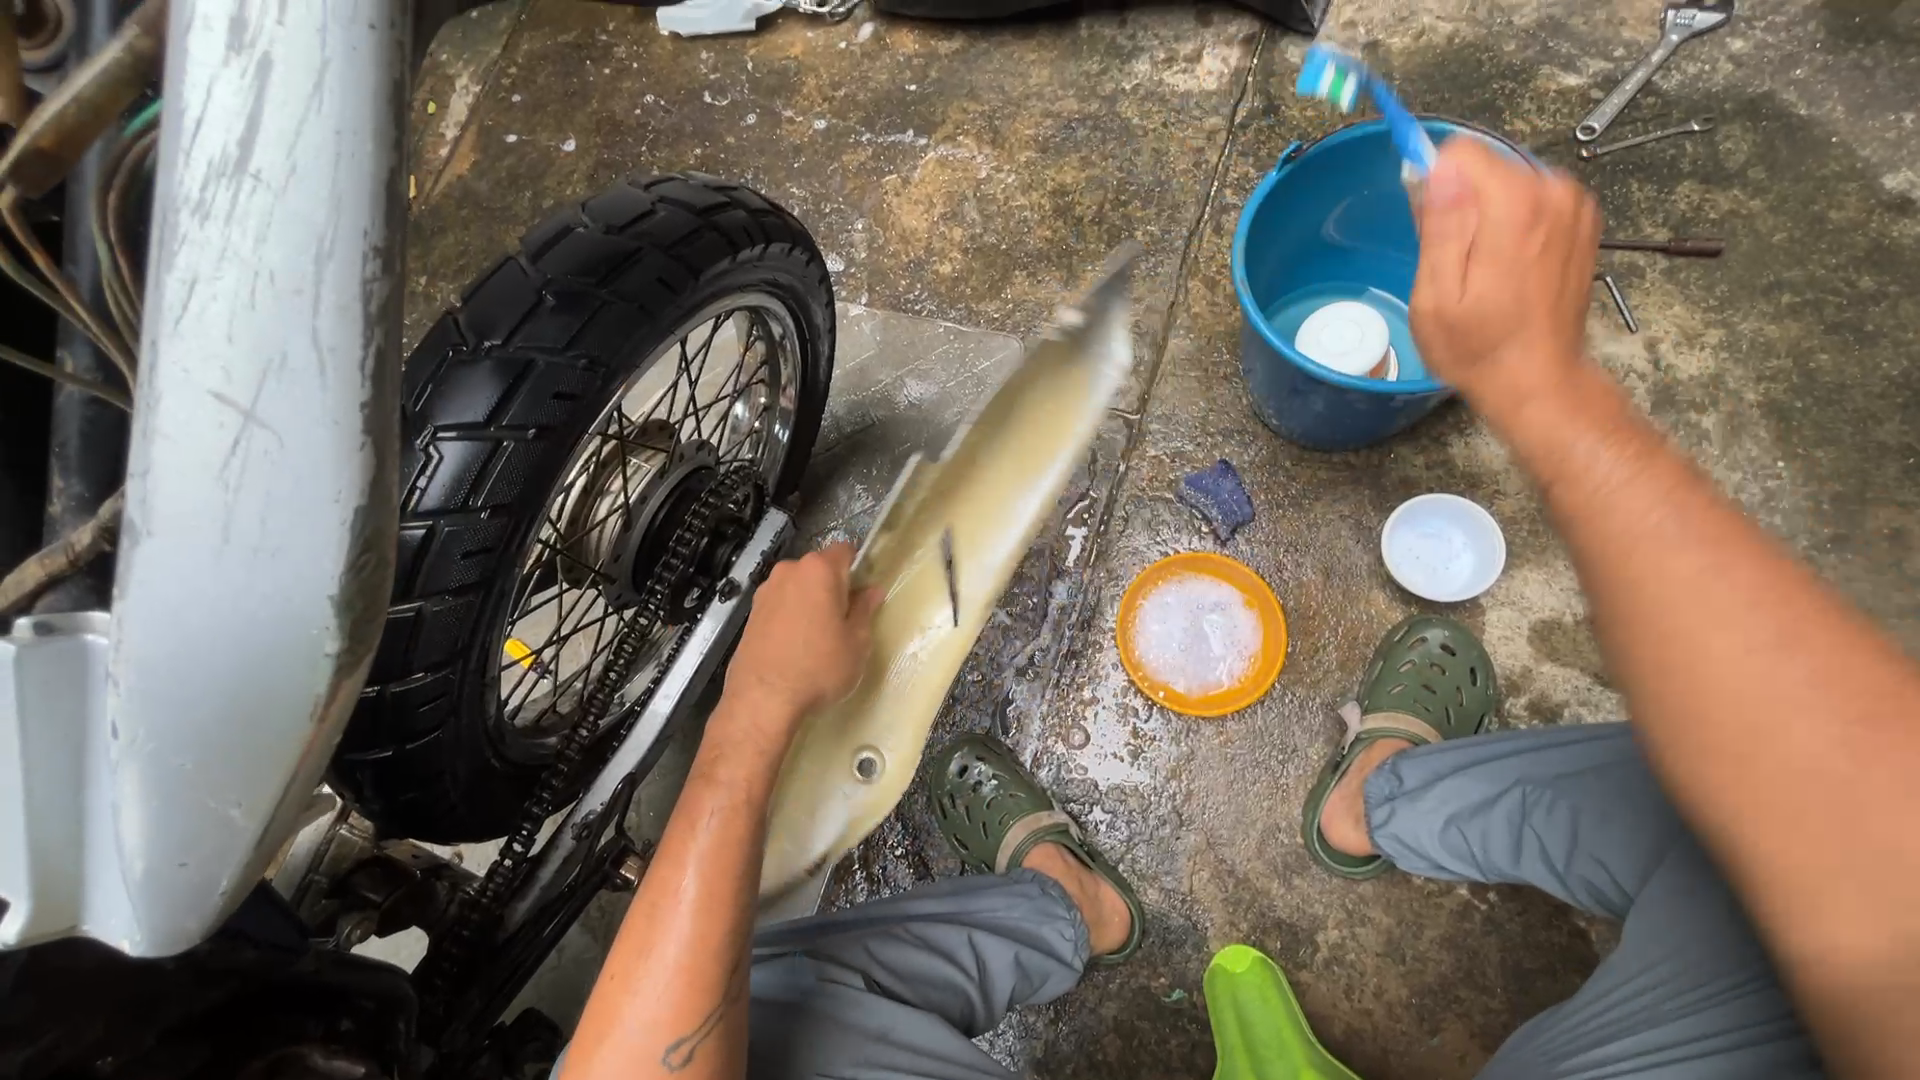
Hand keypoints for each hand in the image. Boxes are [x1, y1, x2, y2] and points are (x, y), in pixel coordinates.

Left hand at [722, 543, 880, 721]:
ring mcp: (766, 590)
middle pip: (820, 568)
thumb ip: (866, 610)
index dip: (858, 568)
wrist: (762, 699)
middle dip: (834, 586)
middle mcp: (789, 571)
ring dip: (811, 601)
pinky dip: (792, 615)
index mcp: (819, 570)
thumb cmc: (818, 668)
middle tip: (845, 620)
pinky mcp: (752, 612)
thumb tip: (872, 591)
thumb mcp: (856, 642)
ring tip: (818, 637)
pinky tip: (796, 645)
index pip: (846, 550)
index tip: (863, 594)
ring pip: (799, 586)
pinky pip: (781, 603)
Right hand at [1409, 137, 1602, 411]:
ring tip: (1478, 271)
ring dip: (1484, 217)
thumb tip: (1440, 169)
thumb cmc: (1477, 347)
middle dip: (1460, 205)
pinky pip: (1531, 200)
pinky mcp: (1582, 220)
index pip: (1461, 152)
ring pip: (1508, 182)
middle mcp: (1554, 192)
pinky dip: (1510, 224)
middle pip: (1486, 166)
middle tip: (1453, 263)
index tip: (1426, 227)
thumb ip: (1441, 226)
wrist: (1537, 378)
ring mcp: (1575, 205)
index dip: (1433, 185)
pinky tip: (1503, 268)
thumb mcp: (1436, 296)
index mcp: (1516, 205)